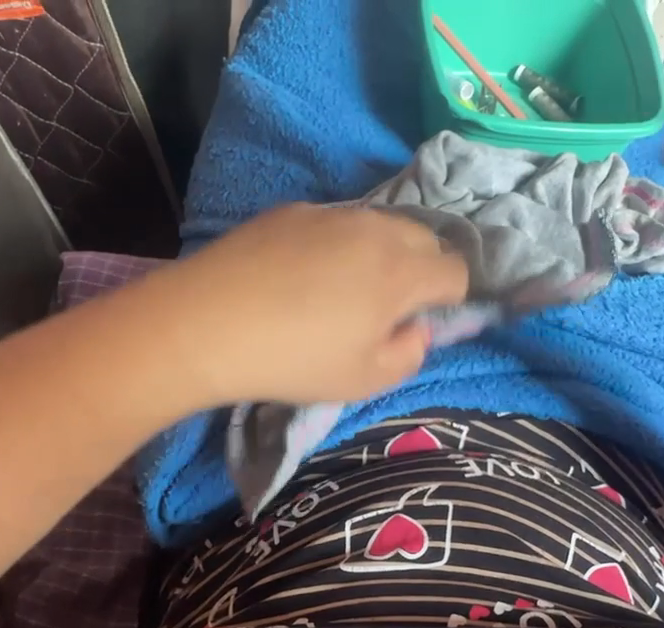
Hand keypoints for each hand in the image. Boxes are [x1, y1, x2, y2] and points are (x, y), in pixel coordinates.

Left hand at [135, 203, 469, 405]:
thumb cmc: (294, 361)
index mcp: (402, 271)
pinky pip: (337, 224)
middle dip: (423, 270)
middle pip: (425, 238)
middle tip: (389, 310)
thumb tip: (416, 330)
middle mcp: (374, 229)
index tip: (423, 324)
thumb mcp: (363, 381)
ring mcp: (331, 214)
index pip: (456, 271)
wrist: (207, 324)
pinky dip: (339, 246)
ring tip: (345, 293)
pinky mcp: (291, 211)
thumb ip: (409, 355)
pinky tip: (302, 278)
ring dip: (382, 254)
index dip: (451, 301)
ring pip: (380, 226)